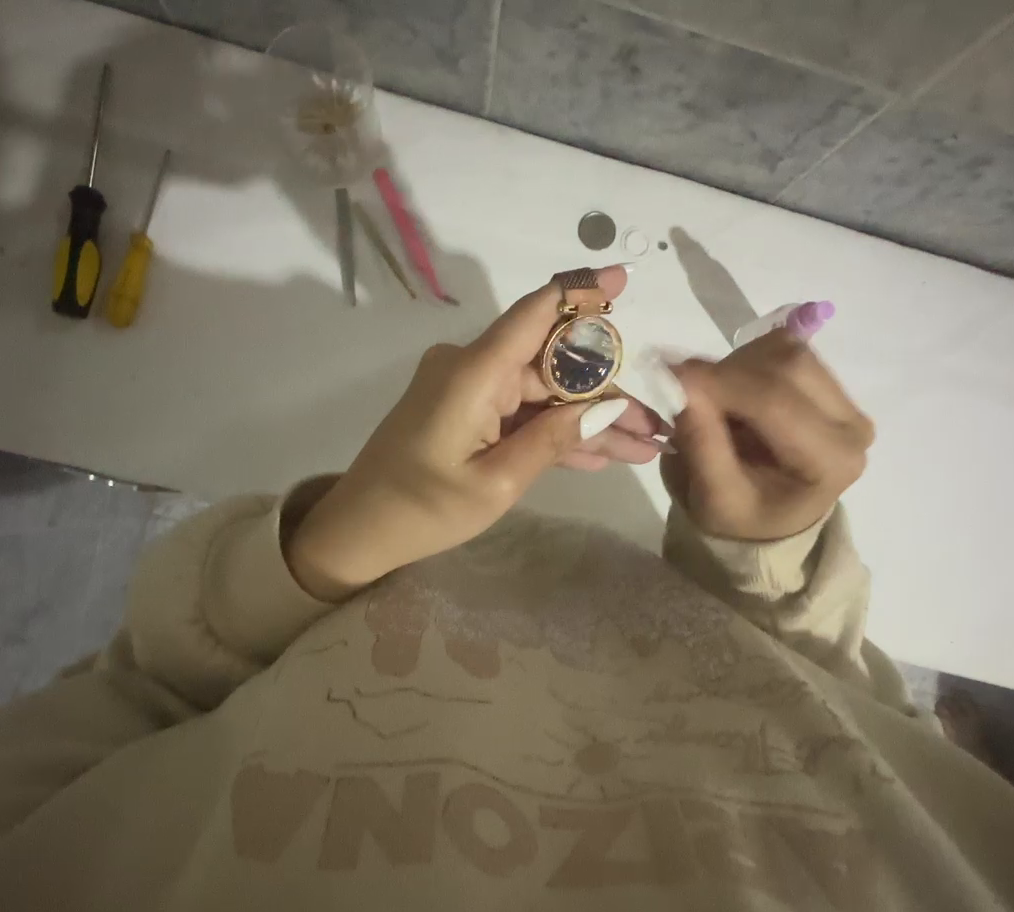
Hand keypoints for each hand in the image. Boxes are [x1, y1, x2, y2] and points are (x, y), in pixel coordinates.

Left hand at [285, 266, 659, 600]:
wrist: (359, 531)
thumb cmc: (422, 511)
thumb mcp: (496, 484)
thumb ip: (552, 441)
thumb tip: (606, 407)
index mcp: (474, 373)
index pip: (535, 314)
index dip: (581, 293)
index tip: (624, 278)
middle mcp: (471, 368)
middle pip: (551, 365)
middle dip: (606, 395)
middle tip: (654, 426)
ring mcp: (467, 390)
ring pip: (543, 395)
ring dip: (587, 422)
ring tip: (642, 449)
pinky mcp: (465, 413)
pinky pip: (520, 414)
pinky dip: (554, 434)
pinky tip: (601, 456)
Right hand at [662, 327, 871, 542]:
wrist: (768, 521)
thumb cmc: (742, 519)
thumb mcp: (714, 500)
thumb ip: (702, 444)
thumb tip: (681, 382)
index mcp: (831, 462)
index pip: (775, 402)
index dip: (720, 381)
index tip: (669, 375)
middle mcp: (852, 425)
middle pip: (787, 365)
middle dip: (727, 372)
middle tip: (686, 391)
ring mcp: (845, 400)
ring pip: (785, 350)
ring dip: (736, 366)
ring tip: (713, 402)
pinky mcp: (829, 382)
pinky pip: (784, 349)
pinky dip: (747, 362)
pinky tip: (735, 394)